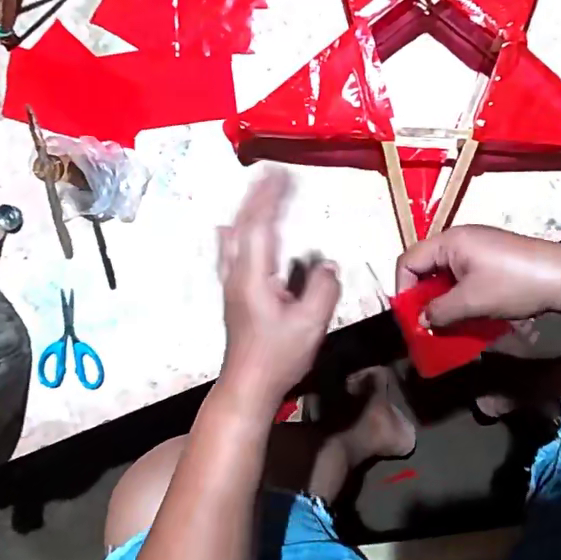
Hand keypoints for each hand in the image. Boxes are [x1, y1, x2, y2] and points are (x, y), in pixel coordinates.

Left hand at [216, 169, 339, 401]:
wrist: (248, 385)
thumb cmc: (278, 356)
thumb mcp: (310, 323)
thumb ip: (322, 289)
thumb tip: (328, 265)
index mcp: (254, 277)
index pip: (260, 226)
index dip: (270, 198)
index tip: (282, 174)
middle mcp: (237, 275)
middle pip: (242, 225)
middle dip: (257, 197)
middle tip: (273, 174)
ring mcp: (232, 284)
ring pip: (234, 237)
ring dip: (247, 211)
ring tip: (259, 193)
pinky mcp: (235, 294)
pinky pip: (232, 251)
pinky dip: (239, 231)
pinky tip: (232, 230)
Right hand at [395, 225, 560, 326]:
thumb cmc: (512, 285)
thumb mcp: (471, 302)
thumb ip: (439, 312)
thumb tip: (422, 321)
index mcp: (450, 241)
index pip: (409, 260)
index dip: (403, 289)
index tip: (410, 317)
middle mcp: (461, 239)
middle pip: (427, 267)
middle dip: (424, 297)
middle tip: (427, 324)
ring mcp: (480, 247)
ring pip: (448, 275)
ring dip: (445, 300)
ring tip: (449, 325)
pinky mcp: (495, 258)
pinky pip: (466, 276)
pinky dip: (462, 295)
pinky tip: (471, 315)